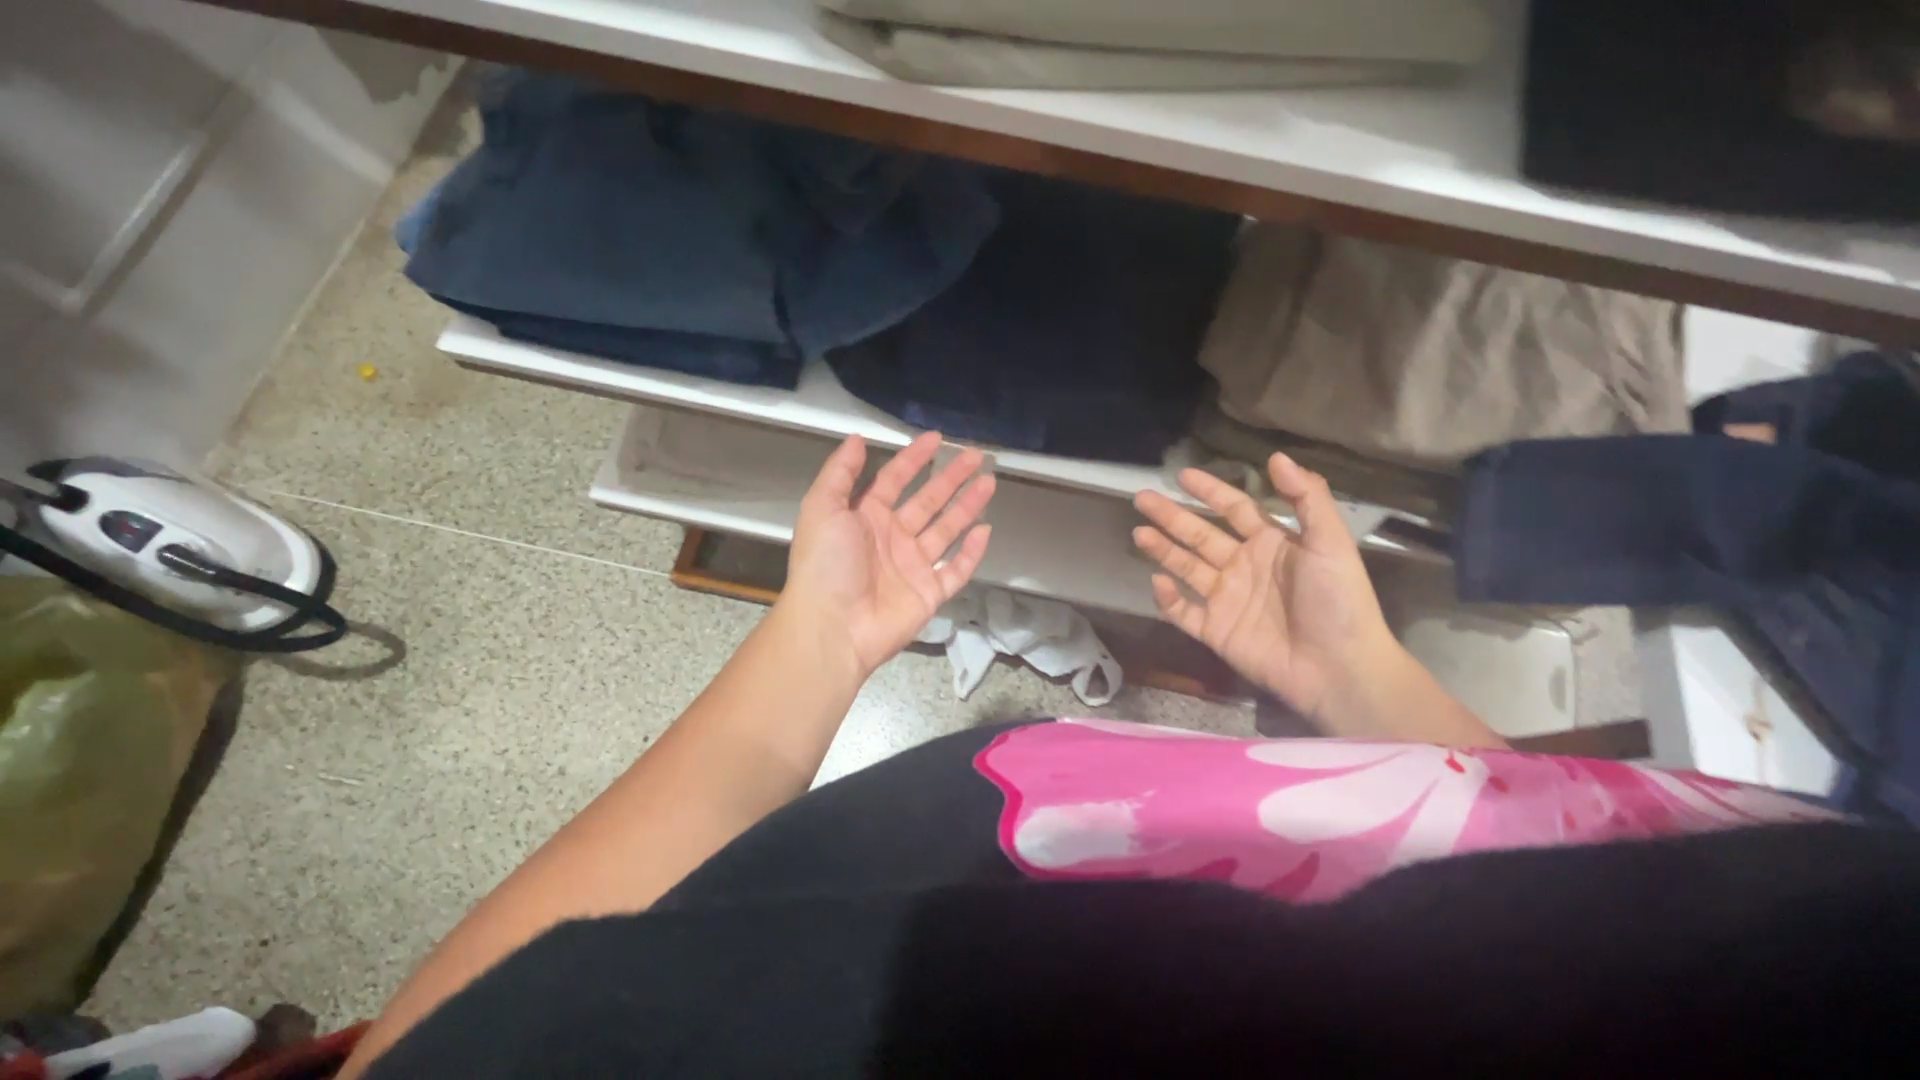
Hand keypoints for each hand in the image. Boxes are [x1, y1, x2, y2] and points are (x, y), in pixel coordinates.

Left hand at [780, 432, 993, 679]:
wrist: (832, 627)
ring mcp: (912, 567)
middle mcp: (891, 538)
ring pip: (946, 530)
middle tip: (974, 456)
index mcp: (865, 517)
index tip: (936, 438)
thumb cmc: (825, 565)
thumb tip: (857, 439)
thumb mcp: (821, 508)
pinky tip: (985, 530)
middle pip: (927, 501)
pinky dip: (971, 553)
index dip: (914, 458)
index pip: (894, 480)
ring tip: (989, 482)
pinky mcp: (929, 593)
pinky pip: (956, 570)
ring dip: (967, 506)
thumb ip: (840, 472)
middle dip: (950, 478)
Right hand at [1132, 454, 1398, 727]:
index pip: (1234, 508)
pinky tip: (1157, 581)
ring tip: (1138, 533)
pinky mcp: (1217, 632)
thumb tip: (1276, 457)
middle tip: (1142, 498)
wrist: (1338, 668)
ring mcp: (1228, 600)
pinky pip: (1185, 614)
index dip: (1210, 491)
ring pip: (1187, 568)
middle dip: (1172, 516)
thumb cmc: (1339, 602)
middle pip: (1201, 535)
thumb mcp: (1331, 543)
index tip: (1182, 475)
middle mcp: (1245, 566)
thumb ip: (1307, 498)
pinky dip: (1169, 600)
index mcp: (1272, 543)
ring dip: (1163, 550)